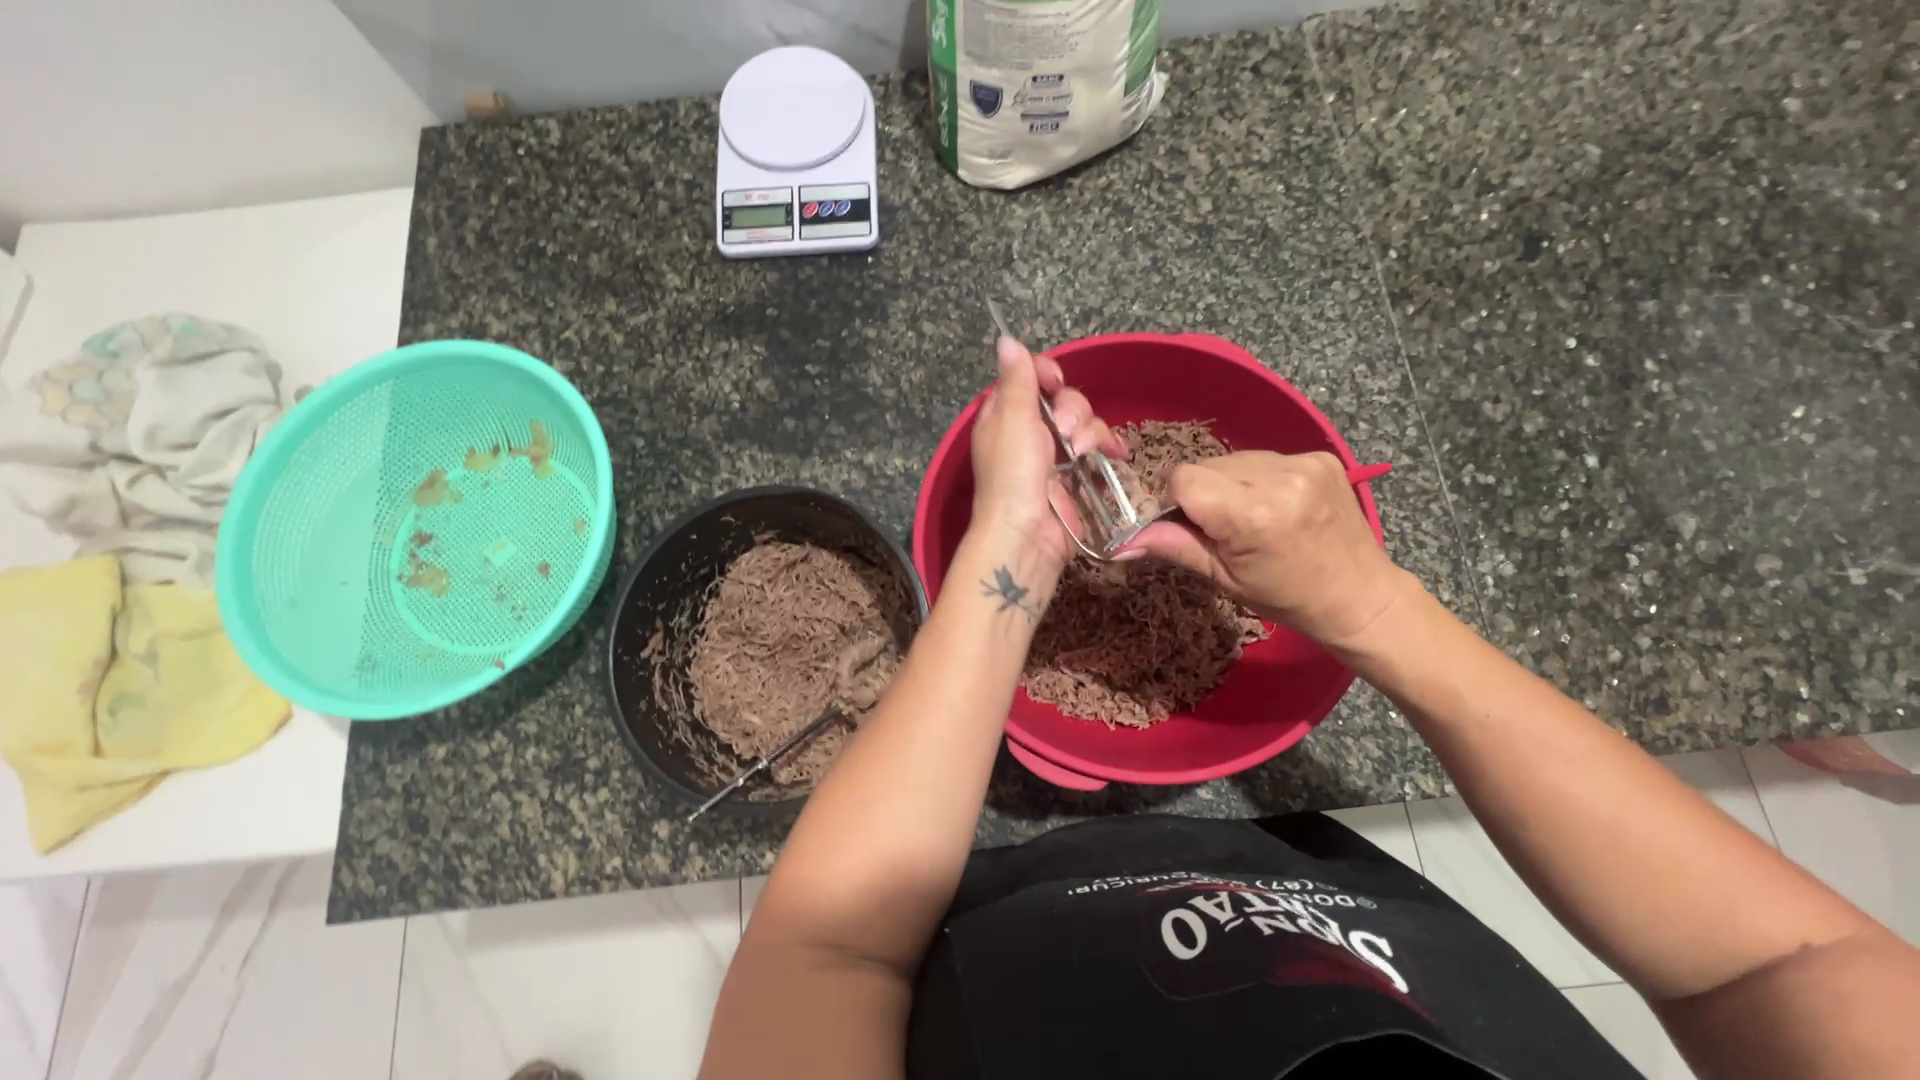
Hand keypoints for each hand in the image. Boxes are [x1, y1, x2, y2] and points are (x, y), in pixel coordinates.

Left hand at [970, 336, 1124, 567]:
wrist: (1026, 534)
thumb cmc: (1012, 475)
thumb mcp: (1011, 419)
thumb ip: (1017, 379)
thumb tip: (1006, 339)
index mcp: (1005, 415)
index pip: (1030, 376)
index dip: (1046, 373)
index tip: (1053, 382)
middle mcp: (1030, 431)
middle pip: (1064, 398)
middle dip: (1072, 410)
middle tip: (1064, 432)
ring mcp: (1055, 454)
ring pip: (1086, 421)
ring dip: (1089, 431)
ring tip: (1080, 453)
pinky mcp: (1078, 476)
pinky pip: (1100, 448)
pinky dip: (1108, 447)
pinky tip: (1115, 455)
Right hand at [1121, 451, 1410, 644]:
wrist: (1359, 595)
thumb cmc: (1287, 597)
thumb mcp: (1224, 579)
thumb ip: (1175, 548)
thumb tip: (1121, 542)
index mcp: (1253, 515)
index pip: (1183, 479)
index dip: (1176, 502)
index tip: (1189, 527)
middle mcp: (1279, 478)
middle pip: (1206, 466)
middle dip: (1204, 493)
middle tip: (1224, 530)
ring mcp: (1304, 464)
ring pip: (1233, 459)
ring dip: (1230, 484)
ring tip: (1253, 519)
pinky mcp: (1320, 457)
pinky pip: (1264, 458)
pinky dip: (1259, 479)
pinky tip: (1276, 506)